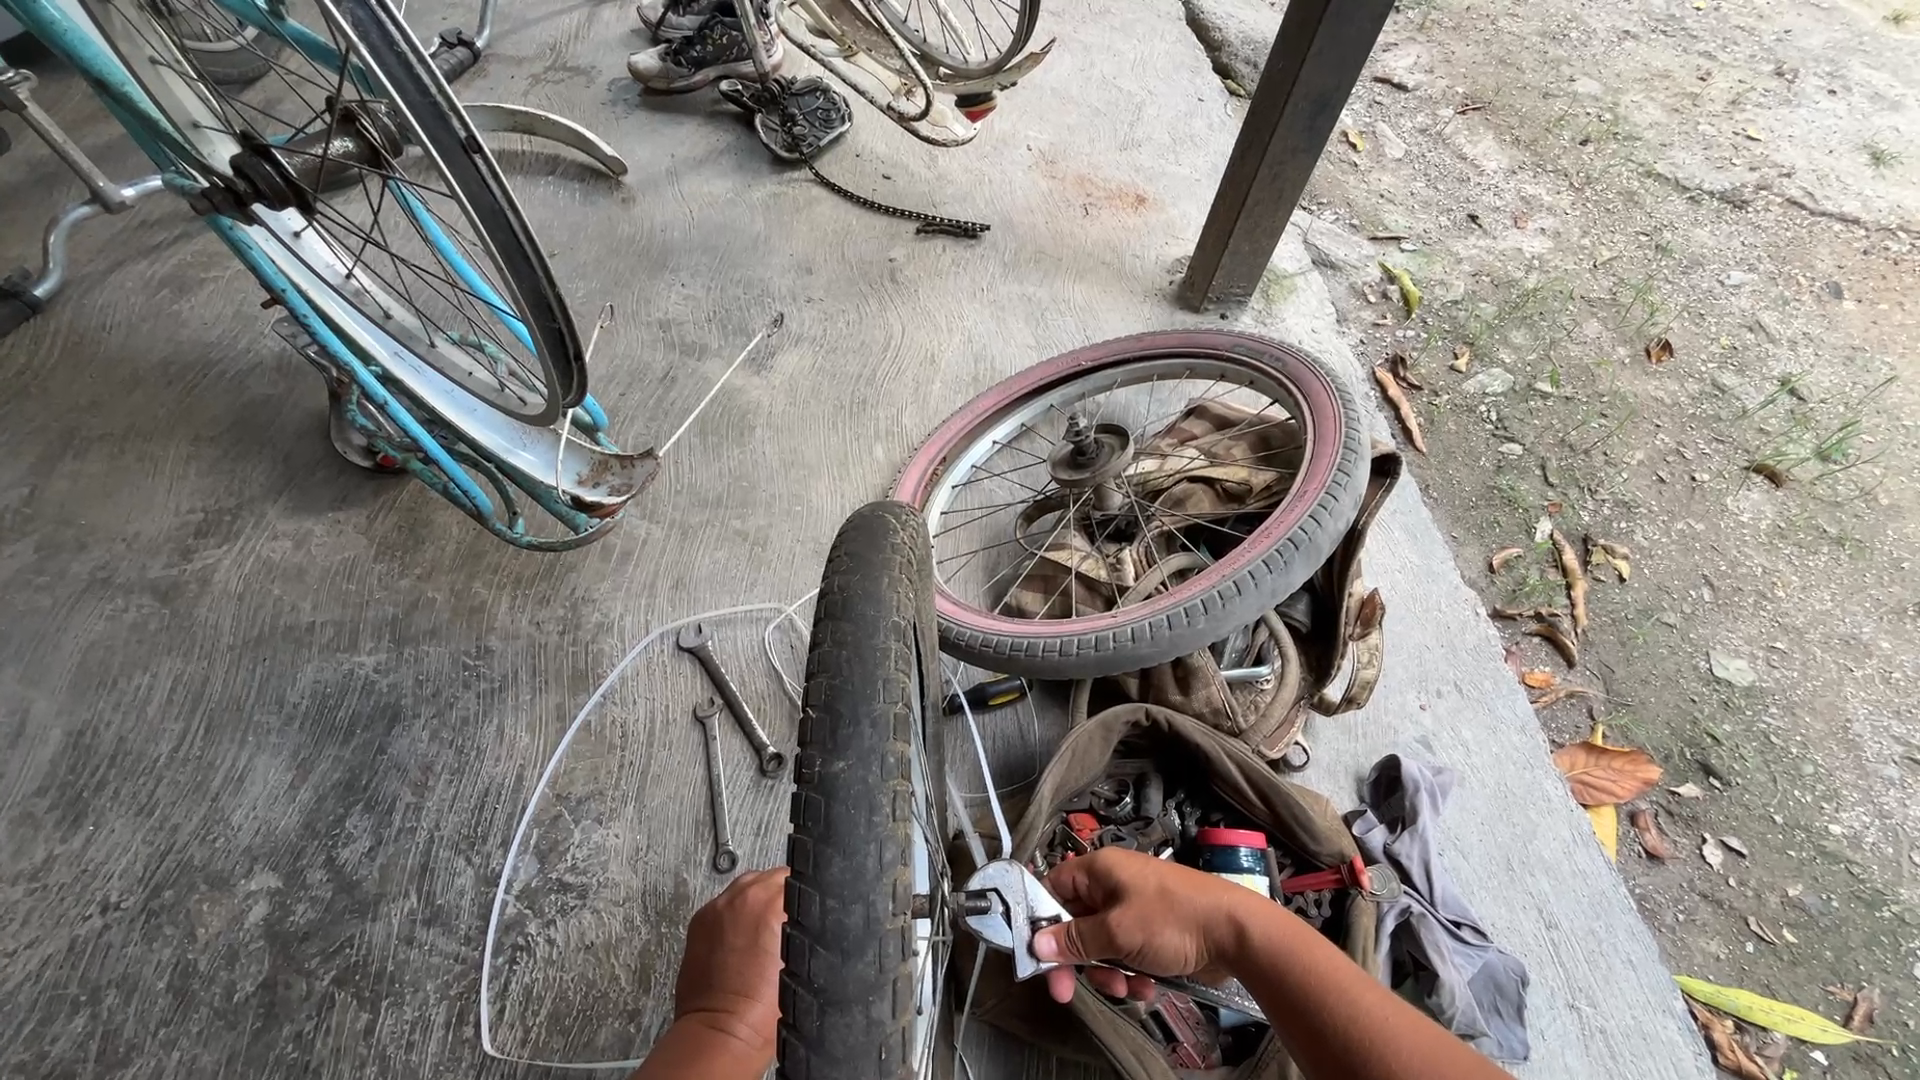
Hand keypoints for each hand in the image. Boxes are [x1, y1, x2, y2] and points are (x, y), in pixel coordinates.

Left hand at [673, 867, 787, 1064]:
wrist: (722, 1034)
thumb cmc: (761, 1009)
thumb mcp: (802, 958)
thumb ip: (805, 923)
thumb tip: (805, 910)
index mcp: (771, 900)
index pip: (796, 877)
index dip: (805, 894)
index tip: (806, 909)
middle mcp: (741, 896)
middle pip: (770, 877)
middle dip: (780, 896)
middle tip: (787, 924)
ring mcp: (716, 908)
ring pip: (746, 887)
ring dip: (757, 901)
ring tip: (765, 932)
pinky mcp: (699, 923)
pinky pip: (724, 904)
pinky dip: (734, 914)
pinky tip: (743, 939)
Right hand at [1031, 848, 1256, 1004]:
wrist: (1235, 932)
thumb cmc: (1171, 921)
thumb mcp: (1118, 932)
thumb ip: (1075, 940)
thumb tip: (1036, 944)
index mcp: (1098, 870)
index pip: (1052, 888)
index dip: (1042, 922)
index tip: (1039, 956)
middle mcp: (1111, 884)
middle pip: (1074, 922)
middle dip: (1077, 958)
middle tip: (1068, 991)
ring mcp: (1133, 907)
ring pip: (1099, 943)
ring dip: (1105, 970)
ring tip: (1125, 986)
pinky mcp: (1151, 929)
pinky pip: (1124, 951)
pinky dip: (1129, 970)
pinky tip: (1146, 984)